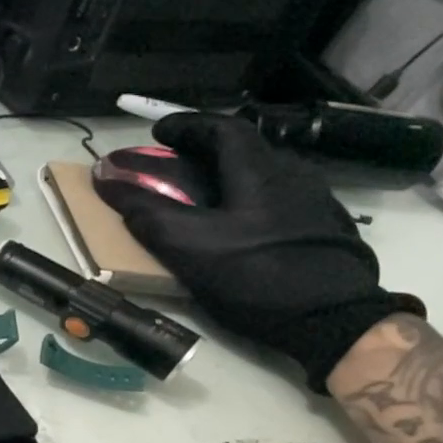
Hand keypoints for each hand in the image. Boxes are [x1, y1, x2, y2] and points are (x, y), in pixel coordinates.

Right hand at [95, 113, 416, 393]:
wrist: (333, 316)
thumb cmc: (257, 276)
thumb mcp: (192, 249)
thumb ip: (149, 215)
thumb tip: (108, 180)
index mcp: (259, 171)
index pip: (222, 129)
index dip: (187, 126)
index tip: (158, 134)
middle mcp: (291, 174)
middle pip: (243, 149)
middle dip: (203, 151)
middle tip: (173, 164)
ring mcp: (313, 200)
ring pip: (261, 174)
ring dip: (226, 176)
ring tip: (200, 196)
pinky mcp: (323, 226)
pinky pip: (277, 198)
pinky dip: (247, 199)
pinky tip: (236, 226)